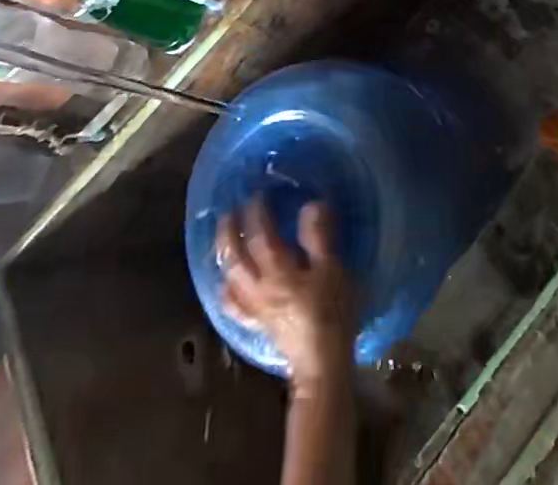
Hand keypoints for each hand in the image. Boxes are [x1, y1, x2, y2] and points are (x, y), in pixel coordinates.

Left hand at [216, 198, 354, 386]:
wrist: (322, 362)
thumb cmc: (332, 312)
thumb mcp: (333, 270)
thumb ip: (319, 237)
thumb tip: (310, 204)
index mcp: (278, 270)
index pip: (260, 235)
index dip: (256, 213)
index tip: (257, 194)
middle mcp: (258, 287)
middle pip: (234, 255)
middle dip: (229, 231)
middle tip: (230, 211)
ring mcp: (254, 307)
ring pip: (229, 277)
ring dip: (224, 253)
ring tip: (224, 237)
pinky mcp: (256, 324)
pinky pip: (233, 305)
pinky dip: (226, 290)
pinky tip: (225, 284)